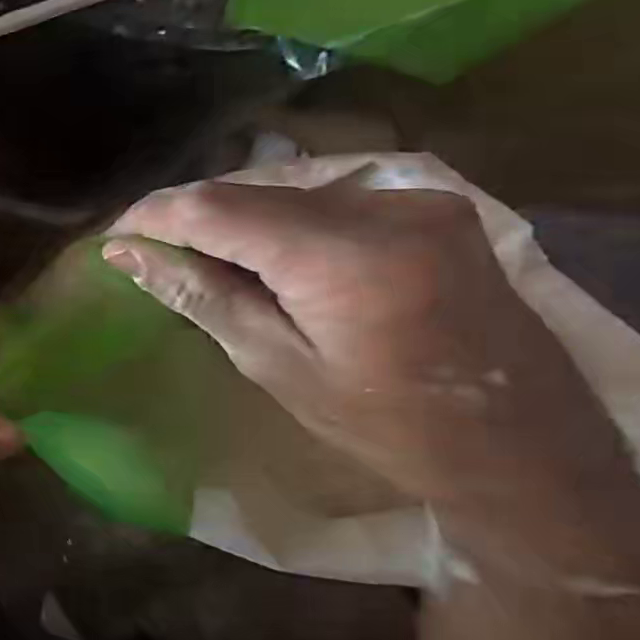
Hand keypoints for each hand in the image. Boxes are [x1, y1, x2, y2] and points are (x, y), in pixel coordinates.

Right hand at [104, 179, 639, 525]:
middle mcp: (385, 208)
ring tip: (193, 256)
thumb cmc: (386, 426)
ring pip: (281, 189)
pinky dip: (274, 219)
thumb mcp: (273, 363)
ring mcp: (416, 200)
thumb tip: (122, 253)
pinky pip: (322, 196)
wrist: (527, 451)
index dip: (152, 215)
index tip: (111, 238)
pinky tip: (257, 253)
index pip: (215, 207)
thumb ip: (197, 293)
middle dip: (185, 217)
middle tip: (144, 252)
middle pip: (246, 190)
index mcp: (346, 257)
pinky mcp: (430, 206)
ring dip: (227, 218)